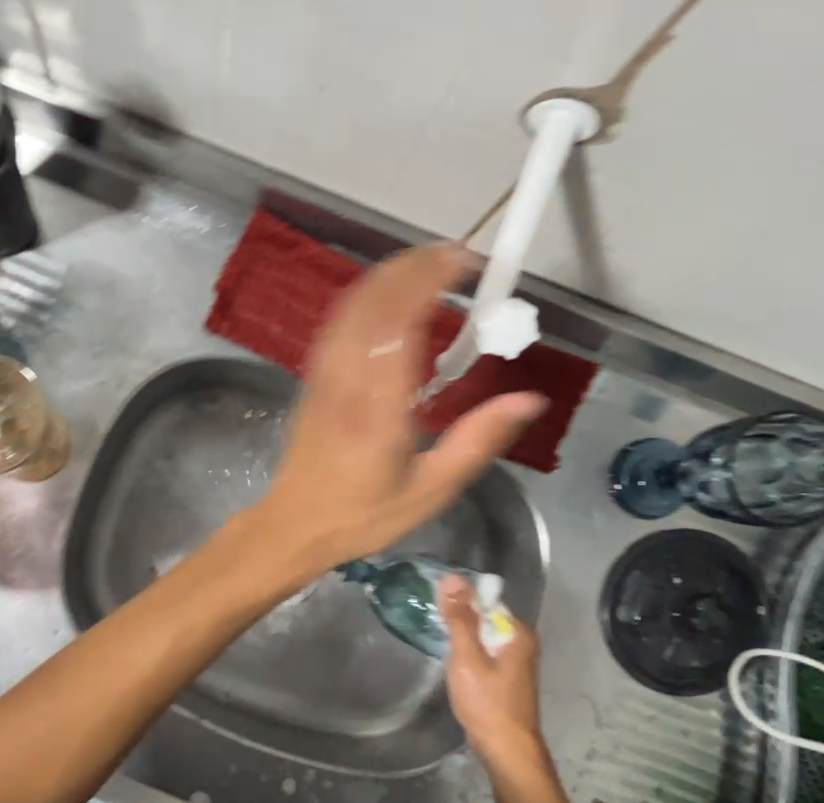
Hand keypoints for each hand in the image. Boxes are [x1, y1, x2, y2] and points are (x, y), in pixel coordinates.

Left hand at [246, 244, 548, 578]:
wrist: (294, 526)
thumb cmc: (362, 515)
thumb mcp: (430, 490)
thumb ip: (477, 442)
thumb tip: (528, 400)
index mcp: (378, 406)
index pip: (402, 321)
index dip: (431, 280)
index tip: (464, 262)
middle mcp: (346, 380)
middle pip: (375, 302)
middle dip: (413, 267)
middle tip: (455, 255)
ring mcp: (322, 377)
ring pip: (350, 307)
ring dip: (388, 276)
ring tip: (426, 265)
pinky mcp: (312, 380)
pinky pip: (337, 324)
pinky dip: (364, 298)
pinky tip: (386, 296)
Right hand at [439, 575, 542, 761]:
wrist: (506, 749)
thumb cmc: (487, 703)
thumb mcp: (467, 658)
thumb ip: (460, 619)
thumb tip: (451, 579)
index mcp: (518, 633)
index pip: (485, 602)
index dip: (460, 603)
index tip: (437, 611)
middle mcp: (522, 643)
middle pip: (484, 619)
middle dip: (460, 623)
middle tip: (435, 632)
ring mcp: (516, 662)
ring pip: (483, 639)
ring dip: (462, 641)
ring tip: (442, 650)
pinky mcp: (507, 678)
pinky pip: (484, 655)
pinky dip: (469, 657)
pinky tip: (455, 668)